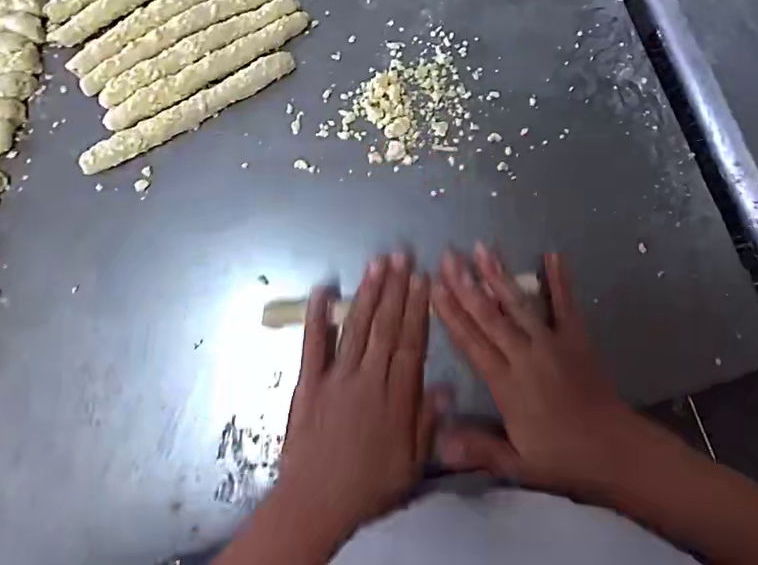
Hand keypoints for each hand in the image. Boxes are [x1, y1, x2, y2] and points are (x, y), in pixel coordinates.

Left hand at [269, 253, 436, 539]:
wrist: (317, 501)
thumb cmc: (369, 486)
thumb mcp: (411, 464)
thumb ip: (427, 422)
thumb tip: (447, 386)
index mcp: (395, 398)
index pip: (411, 345)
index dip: (418, 310)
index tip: (423, 281)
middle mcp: (368, 379)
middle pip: (385, 327)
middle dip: (395, 289)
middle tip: (402, 256)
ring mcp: (336, 376)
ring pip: (356, 327)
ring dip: (368, 293)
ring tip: (377, 263)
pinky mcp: (310, 380)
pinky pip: (314, 342)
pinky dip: (317, 315)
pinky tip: (323, 289)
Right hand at [432, 244, 691, 504]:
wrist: (619, 453)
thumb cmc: (564, 459)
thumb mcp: (519, 465)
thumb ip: (479, 449)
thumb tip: (439, 444)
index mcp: (507, 384)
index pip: (471, 343)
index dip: (450, 314)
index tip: (433, 287)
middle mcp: (525, 356)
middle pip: (489, 316)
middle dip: (466, 285)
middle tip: (448, 256)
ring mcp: (552, 343)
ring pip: (519, 304)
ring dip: (499, 275)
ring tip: (482, 247)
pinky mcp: (576, 338)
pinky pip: (565, 305)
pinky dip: (559, 279)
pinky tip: (552, 254)